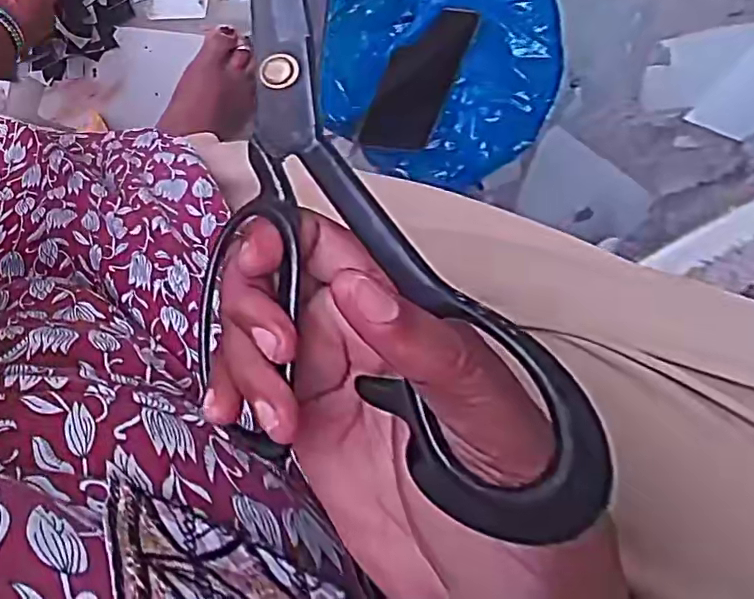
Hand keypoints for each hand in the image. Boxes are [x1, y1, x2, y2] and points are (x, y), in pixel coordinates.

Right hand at [208, 210, 628, 598]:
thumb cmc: (528, 517)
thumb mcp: (491, 427)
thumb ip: (428, 350)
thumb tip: (363, 289)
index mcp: (396, 317)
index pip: (321, 244)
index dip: (277, 236)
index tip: (258, 260)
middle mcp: (348, 335)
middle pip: (264, 279)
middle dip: (251, 308)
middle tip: (276, 352)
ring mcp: (317, 374)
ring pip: (243, 329)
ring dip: (242, 365)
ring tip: (279, 414)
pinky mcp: (292, 413)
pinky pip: (237, 378)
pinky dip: (224, 390)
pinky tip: (232, 412)